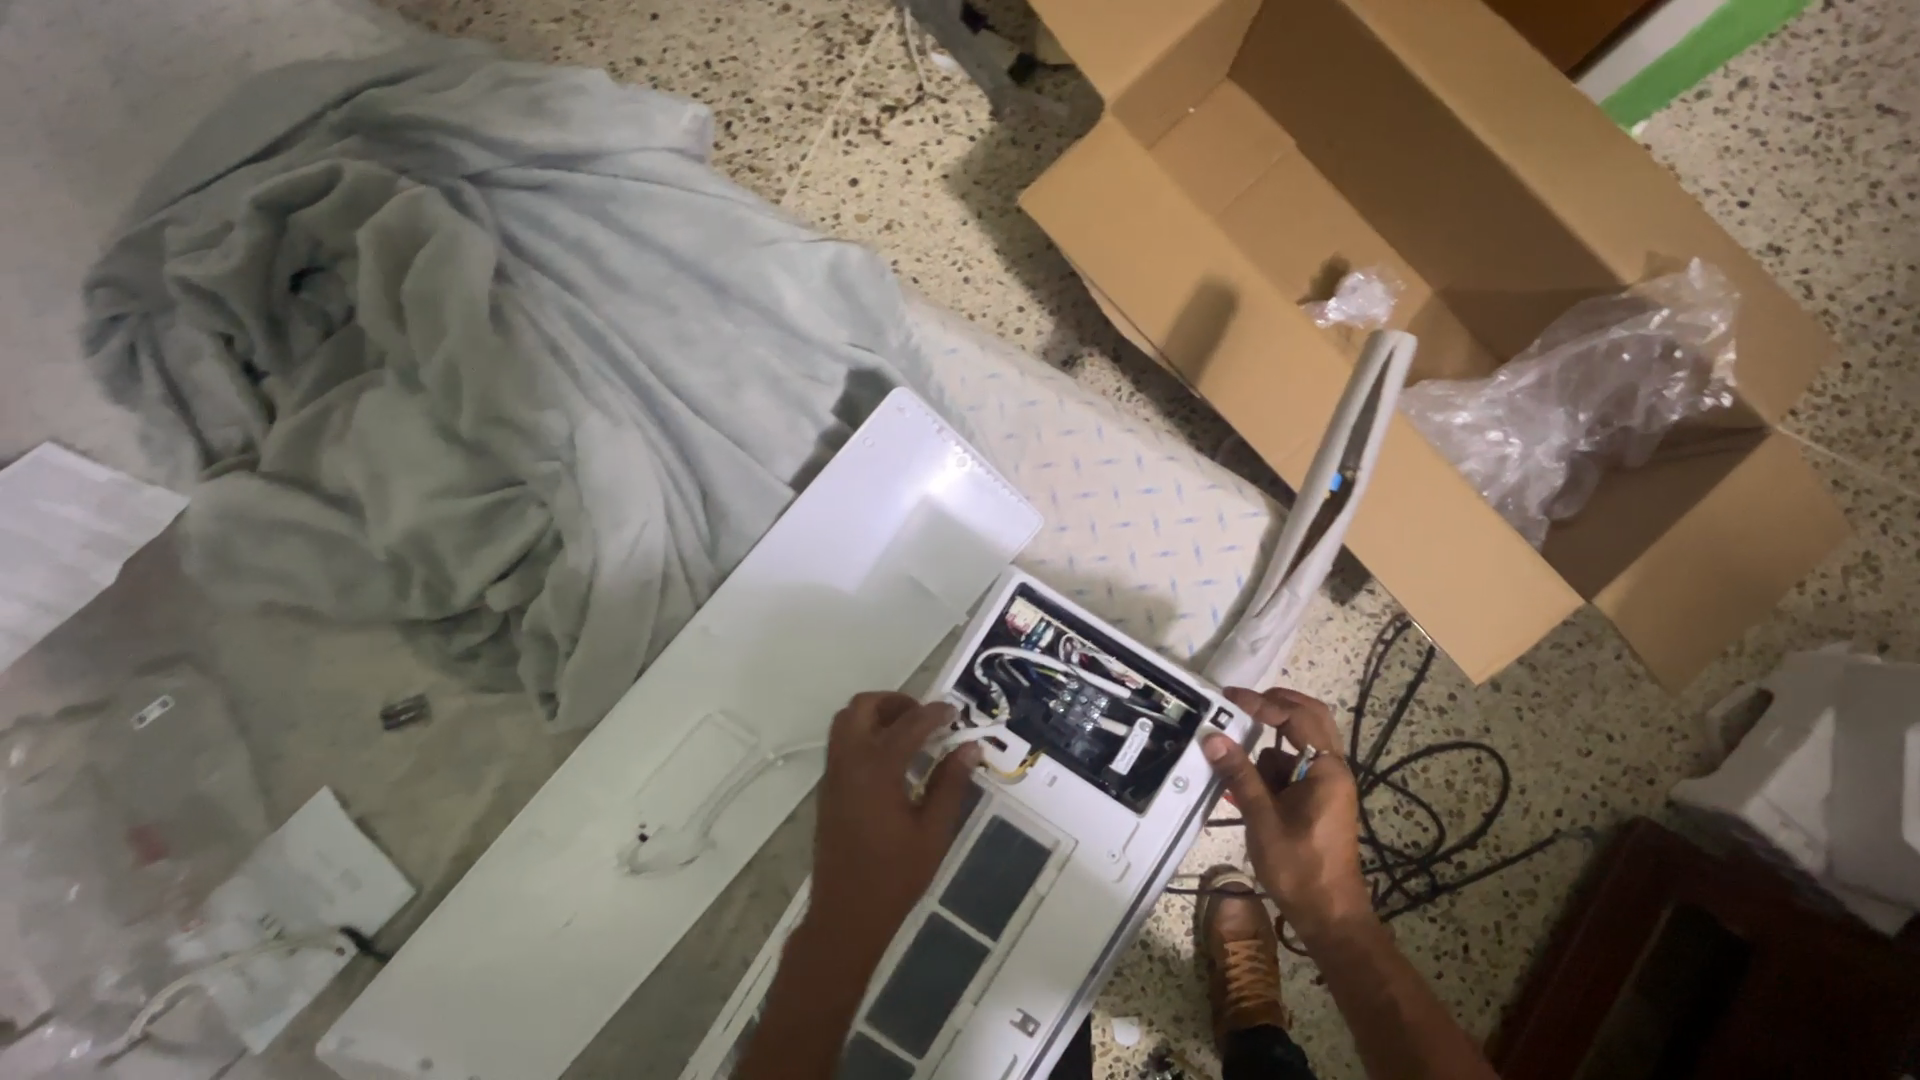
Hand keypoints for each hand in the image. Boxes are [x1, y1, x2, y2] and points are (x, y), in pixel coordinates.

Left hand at [807, 692, 979, 954]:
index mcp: (876, 770)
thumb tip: (970, 748)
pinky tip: (893, 760)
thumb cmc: (895, 876)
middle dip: (895, 702)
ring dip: (876, 715)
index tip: (956, 713)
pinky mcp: (828, 789)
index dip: (935, 713)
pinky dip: (865, 734)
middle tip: (926, 717)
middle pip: (863, 707)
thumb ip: (950, 784)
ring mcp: (833, 775)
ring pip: (846, 721)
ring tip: (911, 734)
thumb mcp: (933, 831)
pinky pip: (842, 743)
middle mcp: (849, 762)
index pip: (909, 724)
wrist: (846, 914)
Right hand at [1203, 686, 1371, 939]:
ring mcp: (1327, 787)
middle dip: (1274, 708)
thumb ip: (1240, 774)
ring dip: (1265, 749)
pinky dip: (1268, 772)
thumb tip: (1213, 737)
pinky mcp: (1317, 802)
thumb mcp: (1262, 819)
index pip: (1296, 718)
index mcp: (1327, 770)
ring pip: (1296, 748)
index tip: (1228, 699)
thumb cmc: (1299, 867)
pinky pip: (1291, 772)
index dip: (1261, 704)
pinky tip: (1239, 791)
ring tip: (1230, 765)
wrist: (1329, 915)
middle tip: (1240, 704)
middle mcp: (1332, 771)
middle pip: (1309, 720)